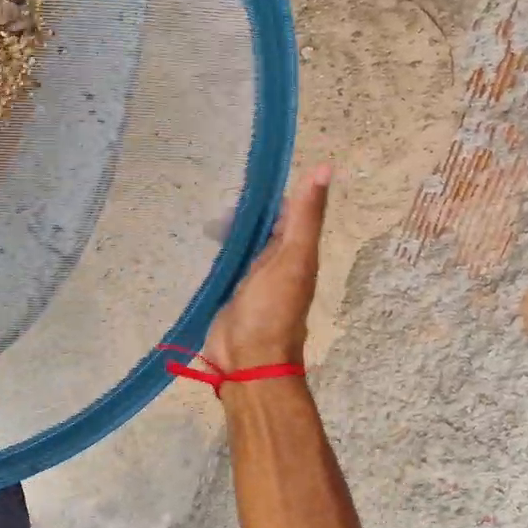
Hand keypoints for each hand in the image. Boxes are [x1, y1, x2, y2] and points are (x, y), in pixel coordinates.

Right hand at [205, 164, 331, 371]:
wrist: (247, 359)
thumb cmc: (271, 310)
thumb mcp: (292, 257)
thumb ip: (304, 216)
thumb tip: (324, 168)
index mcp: (297, 253)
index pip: (290, 212)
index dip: (274, 193)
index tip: (249, 174)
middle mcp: (278, 263)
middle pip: (264, 228)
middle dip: (246, 212)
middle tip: (218, 199)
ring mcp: (252, 280)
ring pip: (244, 244)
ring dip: (230, 230)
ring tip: (206, 220)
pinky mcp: (230, 293)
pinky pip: (227, 264)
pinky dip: (218, 251)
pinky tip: (203, 247)